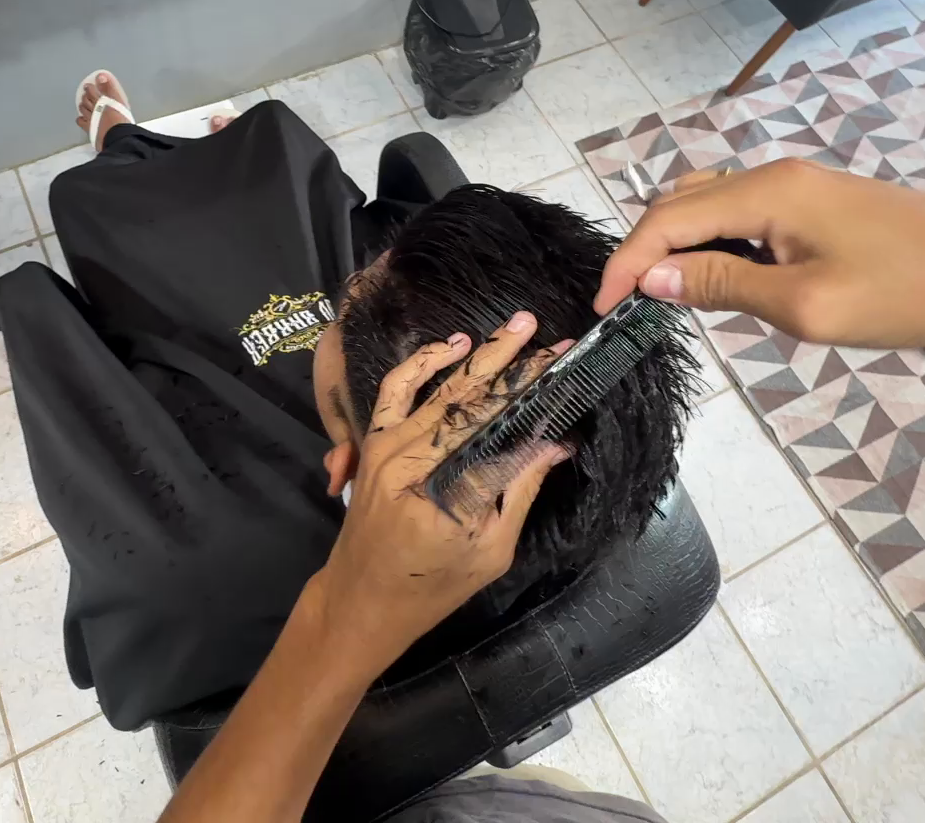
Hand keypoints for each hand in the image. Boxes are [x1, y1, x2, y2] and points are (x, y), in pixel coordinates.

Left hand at [308, 312, 569, 670]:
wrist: (361, 597)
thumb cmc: (431, 587)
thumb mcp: (490, 552)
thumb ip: (518, 491)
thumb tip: (557, 442)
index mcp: (446, 500)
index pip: (502, 437)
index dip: (535, 402)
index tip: (564, 371)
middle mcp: (411, 464)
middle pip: (471, 406)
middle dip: (514, 369)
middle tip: (548, 338)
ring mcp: (386, 448)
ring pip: (441, 392)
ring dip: (481, 357)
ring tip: (516, 327)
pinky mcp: (373, 441)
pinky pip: (395, 390)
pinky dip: (422, 362)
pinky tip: (455, 345)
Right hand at [595, 159, 924, 348]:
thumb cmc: (910, 295)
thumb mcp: (805, 304)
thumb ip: (719, 285)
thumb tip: (650, 278)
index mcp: (766, 191)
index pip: (666, 220)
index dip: (626, 263)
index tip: (603, 308)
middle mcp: (772, 175)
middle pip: (678, 205)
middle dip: (644, 253)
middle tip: (632, 305)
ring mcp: (795, 185)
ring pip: (705, 206)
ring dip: (676, 246)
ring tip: (671, 293)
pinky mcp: (812, 202)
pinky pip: (737, 214)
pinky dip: (710, 242)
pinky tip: (719, 275)